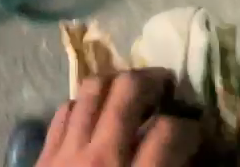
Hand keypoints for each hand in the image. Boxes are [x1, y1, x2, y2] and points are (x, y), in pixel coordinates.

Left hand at [35, 69, 200, 166]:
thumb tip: (189, 154)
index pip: (168, 133)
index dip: (190, 127)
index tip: (197, 127)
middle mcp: (100, 158)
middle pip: (126, 91)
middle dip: (151, 80)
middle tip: (167, 84)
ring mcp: (65, 153)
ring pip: (91, 89)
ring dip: (115, 82)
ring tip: (131, 86)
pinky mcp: (42, 157)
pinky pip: (63, 111)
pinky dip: (82, 103)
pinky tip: (94, 109)